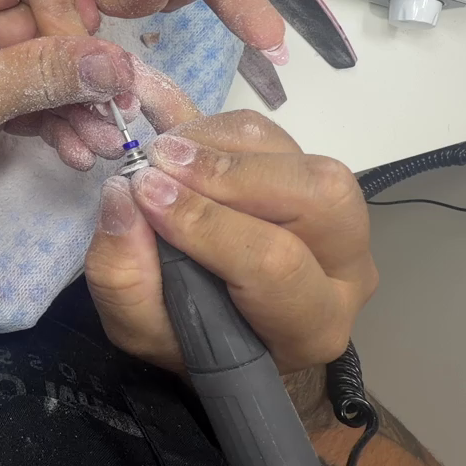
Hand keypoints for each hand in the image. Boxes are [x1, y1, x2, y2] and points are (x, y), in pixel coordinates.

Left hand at [0, 0, 136, 236]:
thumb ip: (43, 72)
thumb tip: (117, 61)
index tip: (111, 33)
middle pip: (32, 28)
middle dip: (78, 69)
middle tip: (123, 103)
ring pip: (29, 72)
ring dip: (67, 104)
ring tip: (104, 142)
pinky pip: (14, 103)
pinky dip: (44, 124)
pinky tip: (75, 151)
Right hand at [80, 99, 376, 373]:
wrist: (223, 328)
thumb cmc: (185, 337)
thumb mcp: (137, 326)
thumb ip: (122, 273)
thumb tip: (122, 195)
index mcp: (306, 324)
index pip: (274, 262)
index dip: (205, 220)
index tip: (143, 191)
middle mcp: (343, 270)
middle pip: (320, 197)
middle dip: (229, 171)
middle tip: (159, 160)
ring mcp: (340, 222)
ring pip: (303, 159)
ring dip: (224, 143)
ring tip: (164, 151)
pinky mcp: (311, 181)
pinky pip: (279, 138)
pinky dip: (223, 129)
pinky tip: (180, 143)